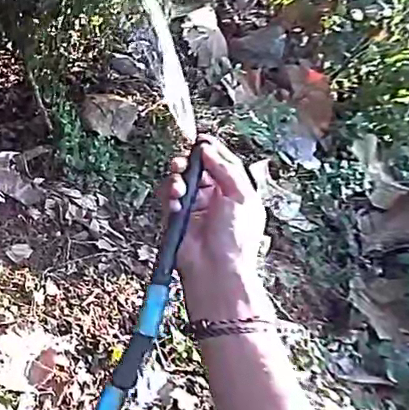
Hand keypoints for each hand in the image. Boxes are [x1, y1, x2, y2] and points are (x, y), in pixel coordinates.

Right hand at [157, 136, 265, 314]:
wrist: (216, 268)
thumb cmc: (235, 238)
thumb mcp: (241, 196)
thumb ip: (225, 169)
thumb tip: (206, 149)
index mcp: (234, 190)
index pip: (220, 163)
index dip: (210, 150)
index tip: (201, 141)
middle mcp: (213, 196)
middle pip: (197, 168)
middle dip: (188, 163)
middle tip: (182, 164)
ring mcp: (193, 206)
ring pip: (179, 180)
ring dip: (176, 179)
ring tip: (179, 187)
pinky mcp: (175, 215)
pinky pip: (167, 196)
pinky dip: (169, 194)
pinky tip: (175, 201)